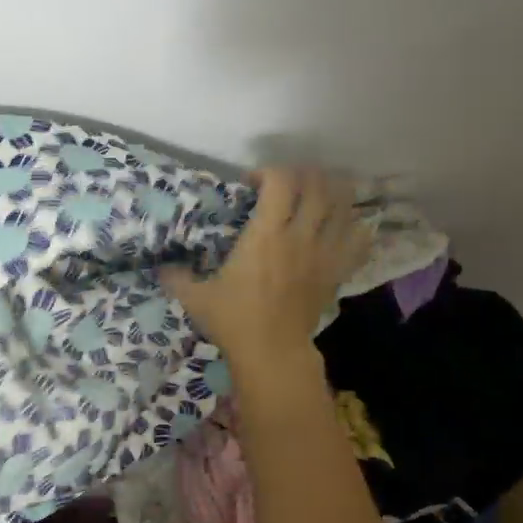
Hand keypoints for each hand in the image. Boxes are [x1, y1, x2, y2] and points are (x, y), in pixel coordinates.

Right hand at [162, 166, 371, 376]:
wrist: (271, 350)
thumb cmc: (232, 320)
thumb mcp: (195, 298)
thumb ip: (177, 278)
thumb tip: (161, 268)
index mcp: (265, 235)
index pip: (280, 182)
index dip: (268, 172)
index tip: (252, 182)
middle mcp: (300, 234)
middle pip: (318, 184)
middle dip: (304, 174)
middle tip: (287, 182)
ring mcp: (324, 251)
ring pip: (345, 203)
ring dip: (333, 191)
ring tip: (318, 193)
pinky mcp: (338, 269)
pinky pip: (360, 237)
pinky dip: (355, 226)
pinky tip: (343, 227)